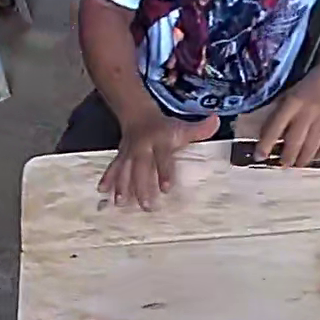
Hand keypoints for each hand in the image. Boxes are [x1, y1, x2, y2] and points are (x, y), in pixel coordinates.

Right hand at [98, 111, 220, 210]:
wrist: (138, 114)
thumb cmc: (164, 127)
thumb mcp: (181, 127)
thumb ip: (199, 129)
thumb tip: (216, 121)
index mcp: (159, 141)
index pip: (162, 158)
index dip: (164, 172)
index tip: (166, 189)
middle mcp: (142, 148)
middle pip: (141, 169)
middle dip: (141, 187)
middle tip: (146, 206)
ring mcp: (129, 153)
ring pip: (125, 170)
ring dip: (122, 186)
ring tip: (120, 203)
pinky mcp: (120, 157)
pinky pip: (113, 168)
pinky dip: (108, 179)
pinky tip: (102, 191)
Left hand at [255, 77, 319, 166]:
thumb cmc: (304, 94)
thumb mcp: (286, 99)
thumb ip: (276, 119)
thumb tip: (264, 146)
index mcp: (292, 102)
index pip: (275, 127)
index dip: (266, 144)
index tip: (259, 157)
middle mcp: (309, 109)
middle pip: (295, 142)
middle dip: (287, 158)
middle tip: (284, 165)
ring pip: (311, 147)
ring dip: (302, 160)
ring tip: (298, 163)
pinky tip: (315, 155)